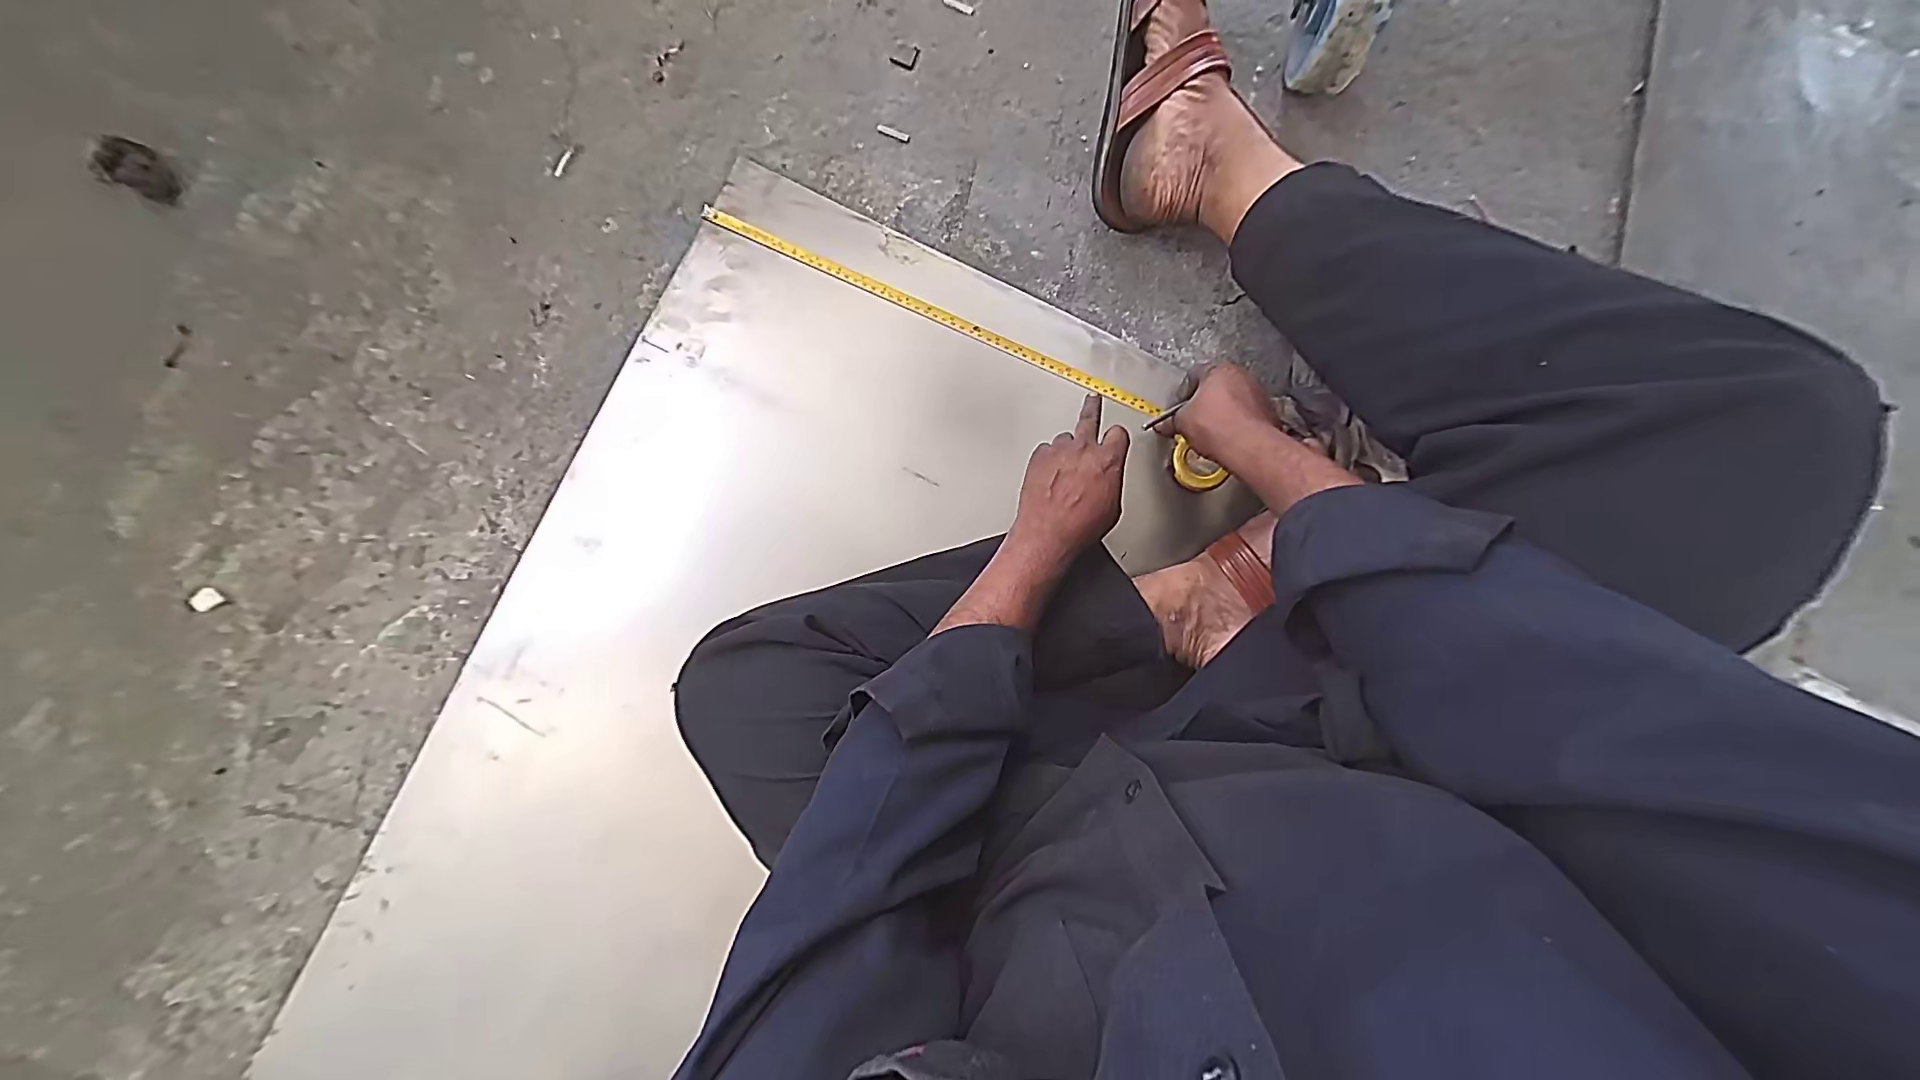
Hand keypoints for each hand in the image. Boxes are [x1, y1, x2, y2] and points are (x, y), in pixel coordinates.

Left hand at [1006, 394, 1129, 565]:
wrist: (1048, 534)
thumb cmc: (1079, 526)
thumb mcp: (1112, 507)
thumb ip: (1111, 482)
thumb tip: (1107, 482)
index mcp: (1108, 459)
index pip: (1118, 433)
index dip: (1117, 437)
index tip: (1115, 437)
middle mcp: (1083, 449)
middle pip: (1089, 417)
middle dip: (1093, 408)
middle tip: (1092, 401)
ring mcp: (1058, 451)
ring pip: (1065, 439)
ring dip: (1066, 448)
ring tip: (1064, 462)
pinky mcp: (1038, 457)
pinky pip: (1045, 451)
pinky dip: (1048, 460)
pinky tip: (1049, 475)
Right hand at [1163, 363, 1280, 471]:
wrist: (1248, 446)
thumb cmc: (1218, 426)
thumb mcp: (1182, 422)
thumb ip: (1171, 420)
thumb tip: (1165, 424)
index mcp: (1219, 370)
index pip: (1193, 376)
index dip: (1181, 394)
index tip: (1177, 409)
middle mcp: (1241, 376)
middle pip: (1215, 387)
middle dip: (1203, 404)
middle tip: (1192, 421)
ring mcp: (1257, 393)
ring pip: (1232, 401)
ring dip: (1220, 414)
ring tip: (1209, 433)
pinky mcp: (1267, 412)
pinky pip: (1245, 416)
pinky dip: (1235, 425)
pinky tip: (1225, 438)